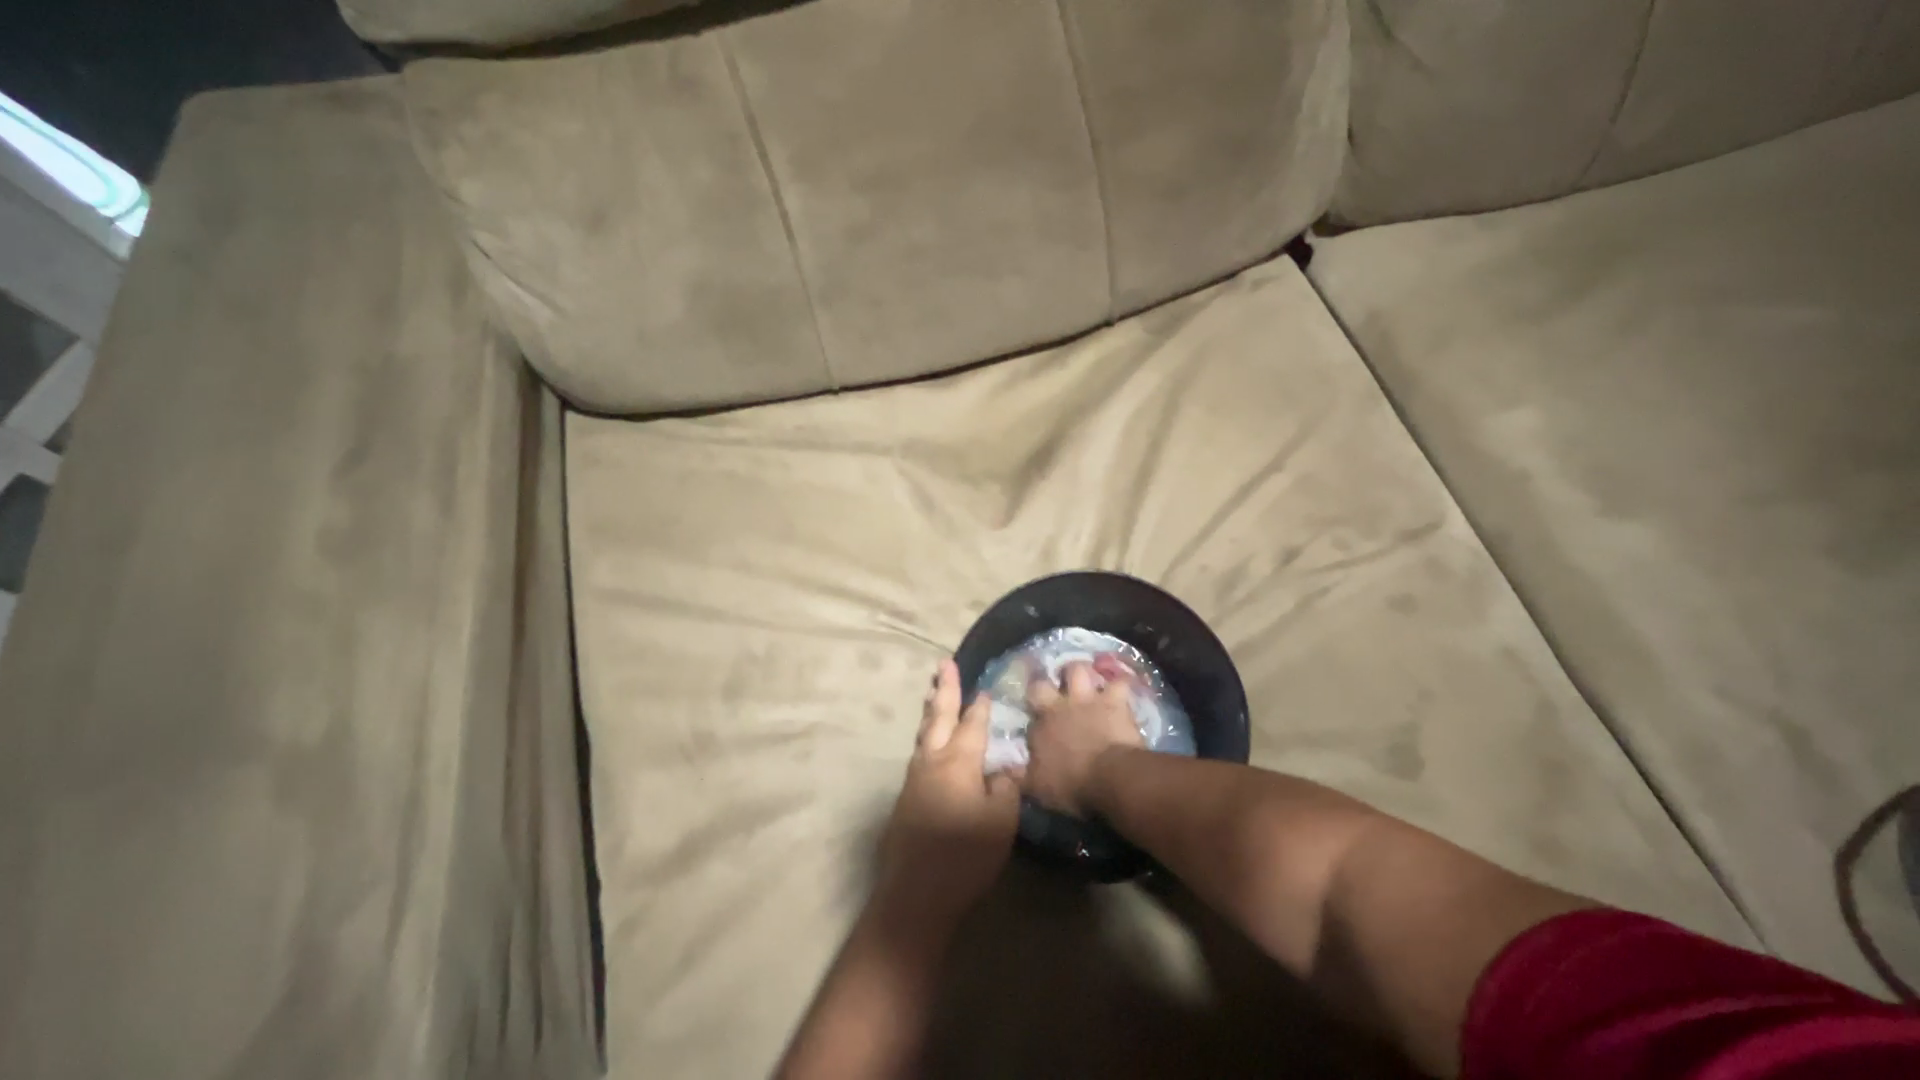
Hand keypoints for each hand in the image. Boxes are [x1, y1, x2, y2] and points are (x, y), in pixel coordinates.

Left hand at [875, 659, 1021, 927]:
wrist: (916, 893)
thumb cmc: (965, 856)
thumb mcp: (1001, 822)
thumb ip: (1006, 788)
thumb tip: (1007, 766)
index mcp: (958, 762)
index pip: (972, 724)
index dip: (980, 705)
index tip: (985, 686)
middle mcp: (932, 762)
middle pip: (939, 718)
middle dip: (944, 690)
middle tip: (943, 664)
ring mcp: (913, 780)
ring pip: (924, 735)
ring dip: (932, 712)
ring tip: (935, 694)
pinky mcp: (905, 800)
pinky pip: (919, 755)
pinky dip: (927, 738)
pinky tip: (932, 745)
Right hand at [1022, 660, 1143, 816]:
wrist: (1110, 777)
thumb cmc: (1072, 784)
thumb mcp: (1038, 789)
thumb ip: (1020, 776)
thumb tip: (1004, 770)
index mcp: (1040, 726)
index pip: (1027, 718)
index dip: (1030, 719)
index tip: (1034, 724)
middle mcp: (1059, 706)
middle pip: (1043, 683)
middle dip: (1045, 685)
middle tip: (1054, 691)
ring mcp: (1088, 699)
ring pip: (1078, 669)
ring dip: (1080, 674)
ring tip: (1084, 682)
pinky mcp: (1115, 701)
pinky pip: (1120, 682)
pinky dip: (1120, 684)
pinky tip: (1121, 688)